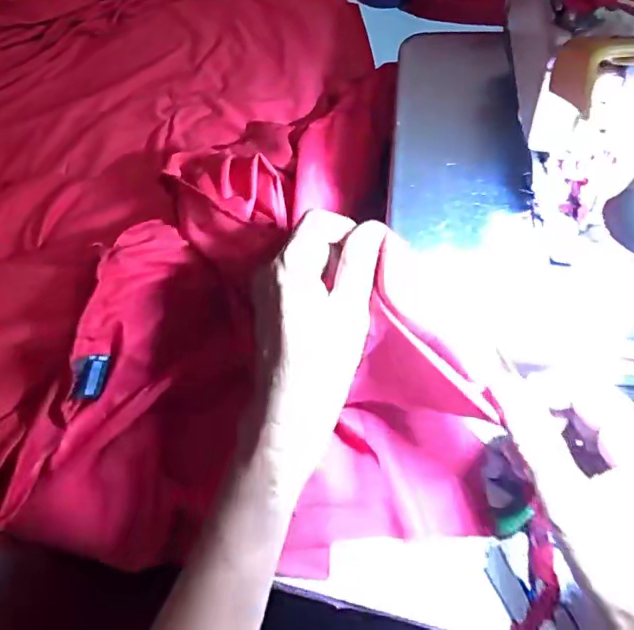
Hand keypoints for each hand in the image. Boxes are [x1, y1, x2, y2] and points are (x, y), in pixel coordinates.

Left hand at [247, 211, 384, 498]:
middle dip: (341, 246)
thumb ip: (359, 262)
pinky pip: (294, 273)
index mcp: (287, 263)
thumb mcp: (350, 310)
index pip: (318, 219)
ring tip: (353, 294)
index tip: (372, 254)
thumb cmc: (323, 364)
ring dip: (331, 264)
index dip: (349, 229)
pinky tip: (333, 307)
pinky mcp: (264, 300)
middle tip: (367, 276)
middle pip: (308, 234)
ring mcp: (262, 283)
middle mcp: (267, 265)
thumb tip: (370, 227)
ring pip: (303, 253)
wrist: (286, 413)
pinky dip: (317, 278)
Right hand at [489, 367, 633, 629]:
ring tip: (522, 465)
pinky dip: (571, 460)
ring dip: (551, 440)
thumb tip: (499, 384)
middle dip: (541, 419)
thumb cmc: (618, 570)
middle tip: (510, 445)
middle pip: (587, 407)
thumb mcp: (566, 500)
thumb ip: (531, 435)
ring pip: (591, 431)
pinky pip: (603, 456)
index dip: (537, 393)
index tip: (504, 416)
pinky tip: (546, 478)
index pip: (582, 388)